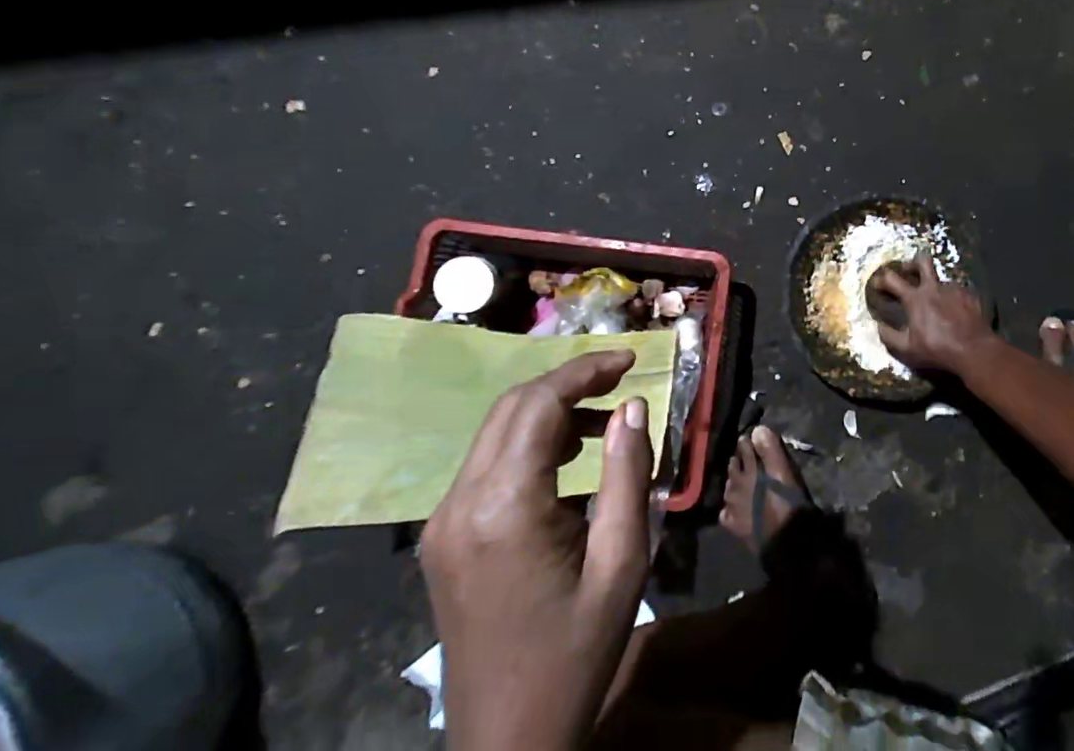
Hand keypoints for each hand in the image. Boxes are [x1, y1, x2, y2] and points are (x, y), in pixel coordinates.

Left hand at [422, 351, 654, 750]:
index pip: (538, 404)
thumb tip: (633, 408)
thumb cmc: (575, 659)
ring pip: (494, 433)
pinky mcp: (441, 533)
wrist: (506, 739)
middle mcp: (459, 499)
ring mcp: (442, 516)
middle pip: (510, 408)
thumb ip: (629, 478)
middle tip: (617, 387)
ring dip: (545, 417)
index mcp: (503, 507)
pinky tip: (562, 467)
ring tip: (600, 428)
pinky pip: (484, 466)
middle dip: (564, 387)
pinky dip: (525, 449)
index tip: (627, 359)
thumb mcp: (620, 569)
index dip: (583, 371)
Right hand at [873, 251, 993, 370]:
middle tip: (909, 273)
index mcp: (915, 298)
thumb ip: (888, 335)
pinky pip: (958, 291)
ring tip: (936, 301)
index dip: (881, 279)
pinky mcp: (972, 297)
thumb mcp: (906, 348)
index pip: (892, 278)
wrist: (976, 351)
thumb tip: (878, 325)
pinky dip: (952, 298)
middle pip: (922, 262)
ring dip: (935, 287)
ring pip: (942, 280)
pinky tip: (954, 310)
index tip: (878, 285)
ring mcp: (955, 291)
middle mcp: (934, 289)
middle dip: (913, 263)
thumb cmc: (937, 349)